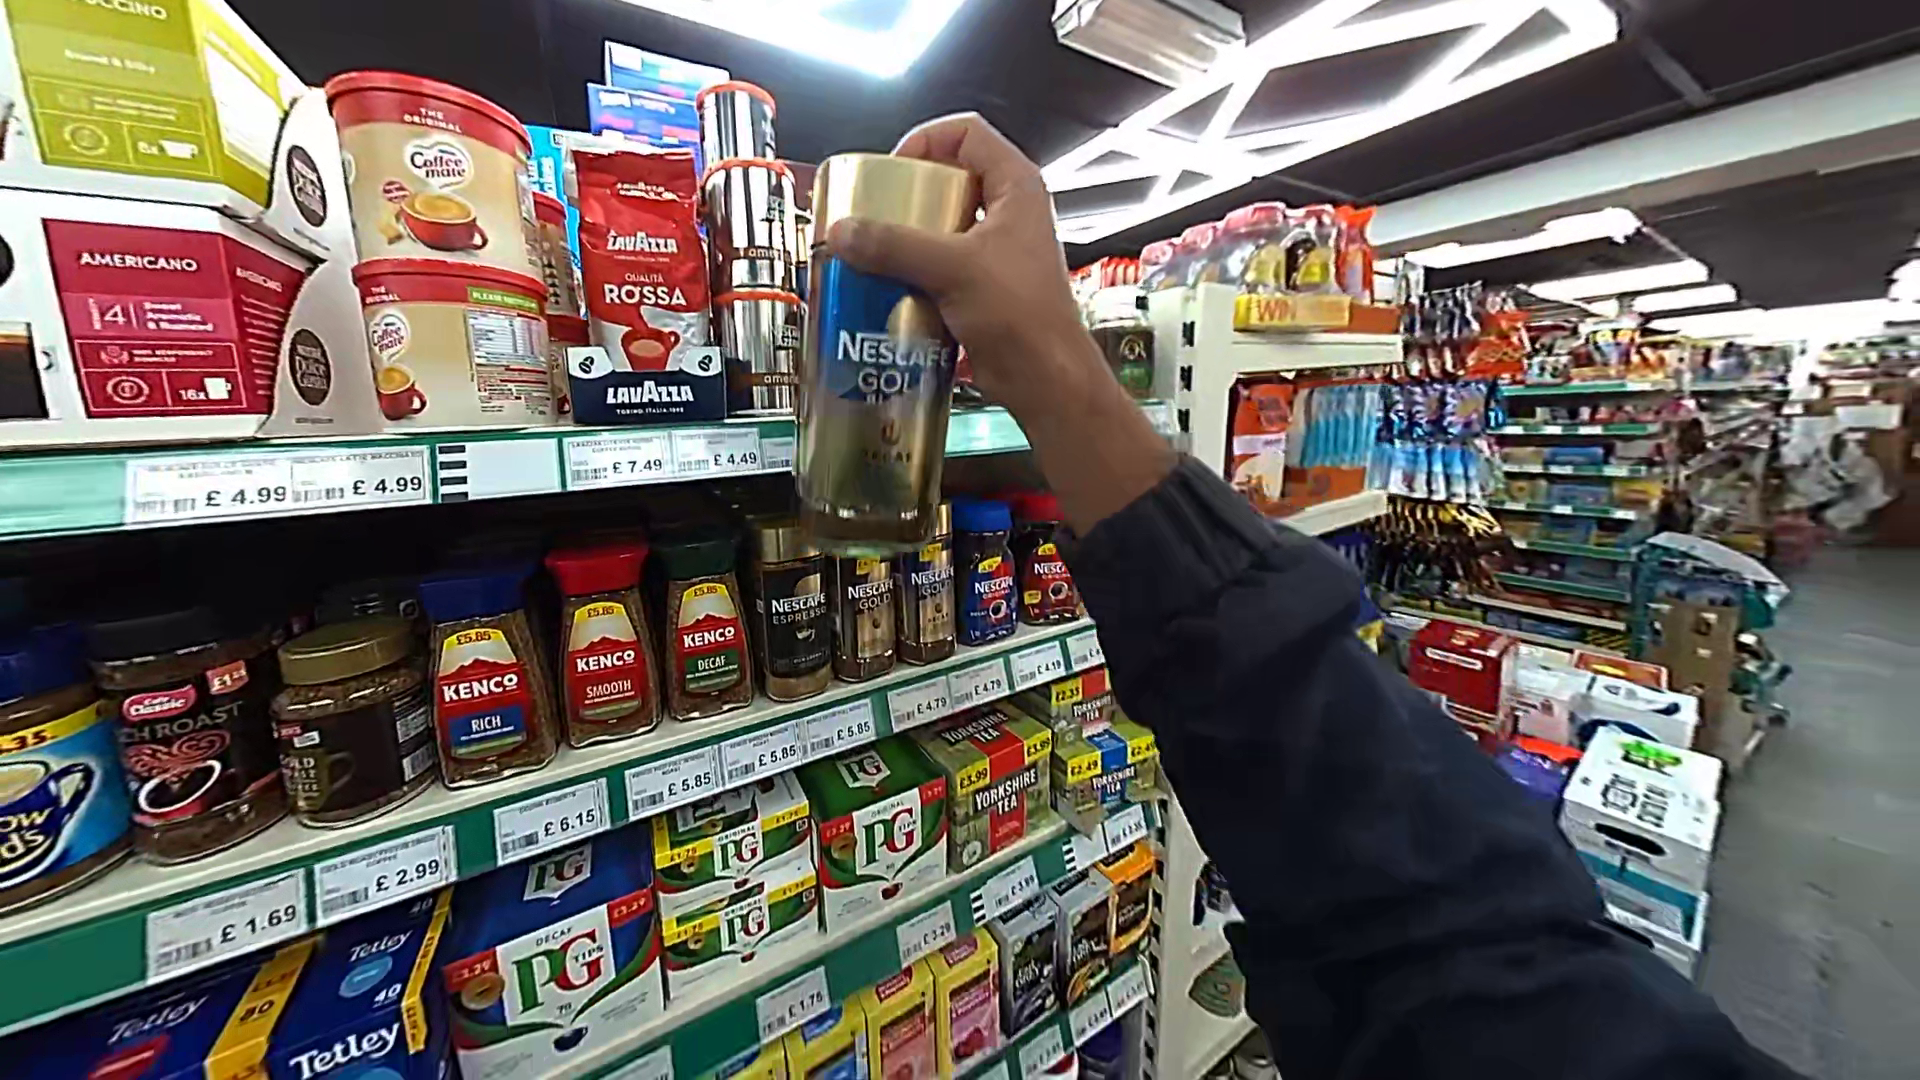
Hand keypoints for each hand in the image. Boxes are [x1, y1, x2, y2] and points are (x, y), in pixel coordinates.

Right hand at [823, 113, 1172, 532]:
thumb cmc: (1019, 314)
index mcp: (1016, 188)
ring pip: (944, 233)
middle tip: (878, 217)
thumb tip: (842, 233)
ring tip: (878, 256)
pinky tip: (895, 291)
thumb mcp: (952, 269)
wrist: (1042, 377)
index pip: (967, 134)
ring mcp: (998, 256)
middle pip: (950, 184)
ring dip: (910, 244)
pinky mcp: (985, 293)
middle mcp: (1009, 216)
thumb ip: (895, 246)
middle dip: (910, 200)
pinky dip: (919, 278)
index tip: (893, 171)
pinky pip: (944, 272)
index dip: (926, 142)